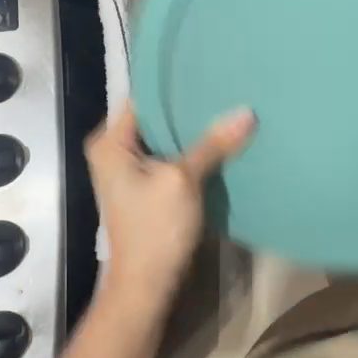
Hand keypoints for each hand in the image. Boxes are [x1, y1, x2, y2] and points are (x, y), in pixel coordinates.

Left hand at [85, 104, 254, 303]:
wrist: (146, 287)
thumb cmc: (154, 229)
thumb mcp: (184, 180)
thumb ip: (213, 143)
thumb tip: (247, 112)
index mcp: (110, 142)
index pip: (144, 98)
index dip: (175, 85)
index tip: (209, 70)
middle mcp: (115, 151)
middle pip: (157, 117)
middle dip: (190, 107)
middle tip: (228, 87)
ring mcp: (132, 171)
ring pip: (168, 138)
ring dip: (195, 130)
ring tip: (230, 108)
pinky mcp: (149, 187)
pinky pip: (173, 156)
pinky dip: (194, 150)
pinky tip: (223, 140)